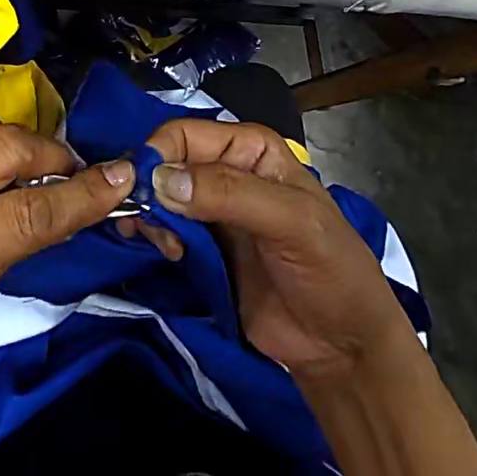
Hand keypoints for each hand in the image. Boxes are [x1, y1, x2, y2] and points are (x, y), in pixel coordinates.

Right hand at [118, 119, 410, 377]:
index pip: (186, 135)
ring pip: (160, 199)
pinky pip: (165, 233)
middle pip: (166, 165)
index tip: (136, 192)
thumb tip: (162, 179)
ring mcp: (213, 213)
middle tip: (147, 227)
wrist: (340, 341)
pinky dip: (154, 240)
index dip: (156, 156)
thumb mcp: (291, 221)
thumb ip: (231, 194)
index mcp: (251, 148)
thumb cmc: (330, 266)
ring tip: (168, 247)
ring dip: (150, 219)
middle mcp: (228, 171)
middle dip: (147, 190)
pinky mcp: (203, 252)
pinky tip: (168, 255)